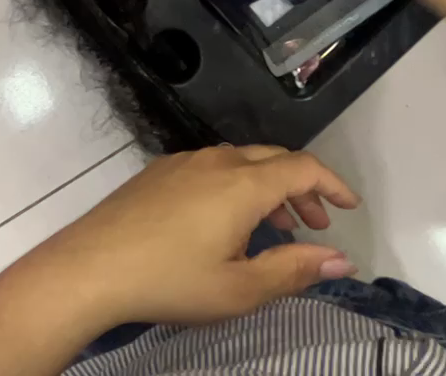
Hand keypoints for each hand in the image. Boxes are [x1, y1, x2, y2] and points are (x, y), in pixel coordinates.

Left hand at [0, 147, 359, 375]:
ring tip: (275, 228)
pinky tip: (227, 223)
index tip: (351, 207)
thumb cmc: (172, 279)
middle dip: (301, 187)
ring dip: (267, 188)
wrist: (94, 264)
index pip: (301, 167)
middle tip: (315, 224)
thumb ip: (294, 268)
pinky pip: (212, 168)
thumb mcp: (240, 287)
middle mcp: (215, 160)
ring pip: (240, 162)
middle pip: (271, 159)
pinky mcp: (159, 171)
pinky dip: (236, 186)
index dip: (332, 184)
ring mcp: (183, 161)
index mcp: (241, 183)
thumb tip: (341, 258)